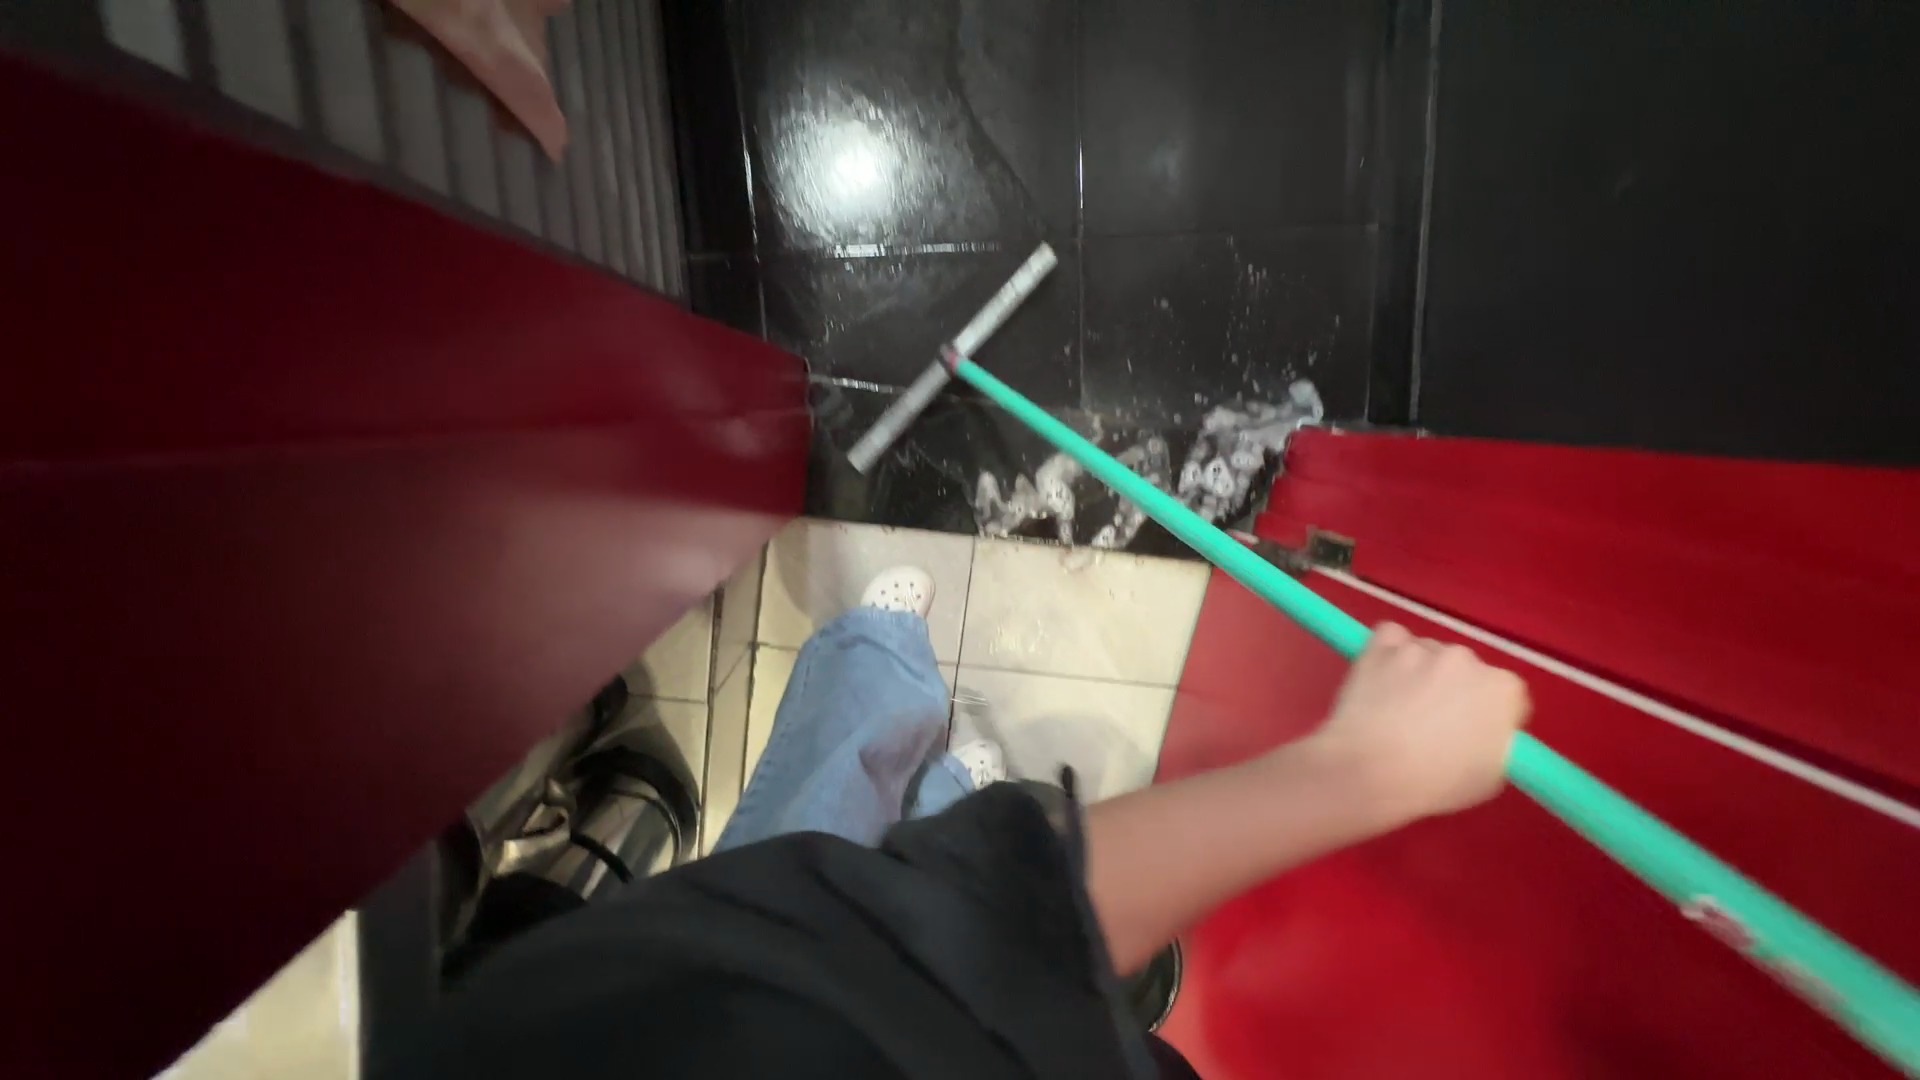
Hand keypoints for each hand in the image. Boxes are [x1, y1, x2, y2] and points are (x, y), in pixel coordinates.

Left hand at [1302, 622, 1530, 825]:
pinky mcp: (1379, 646)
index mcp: (1503, 689)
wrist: (1371, 768)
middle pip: (1464, 669)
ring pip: (1426, 652)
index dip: (1486, 714)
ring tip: (1396, 702)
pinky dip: (1388, 650)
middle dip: (1451, 689)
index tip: (1469, 732)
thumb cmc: (1437, 781)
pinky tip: (1381, 673)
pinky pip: (1390, 636)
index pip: (1504, 693)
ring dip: (1417, 670)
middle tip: (1428, 719)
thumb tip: (1480, 728)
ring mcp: (1419, 648)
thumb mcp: (1492, 773)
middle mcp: (1465, 658)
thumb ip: (1495, 739)